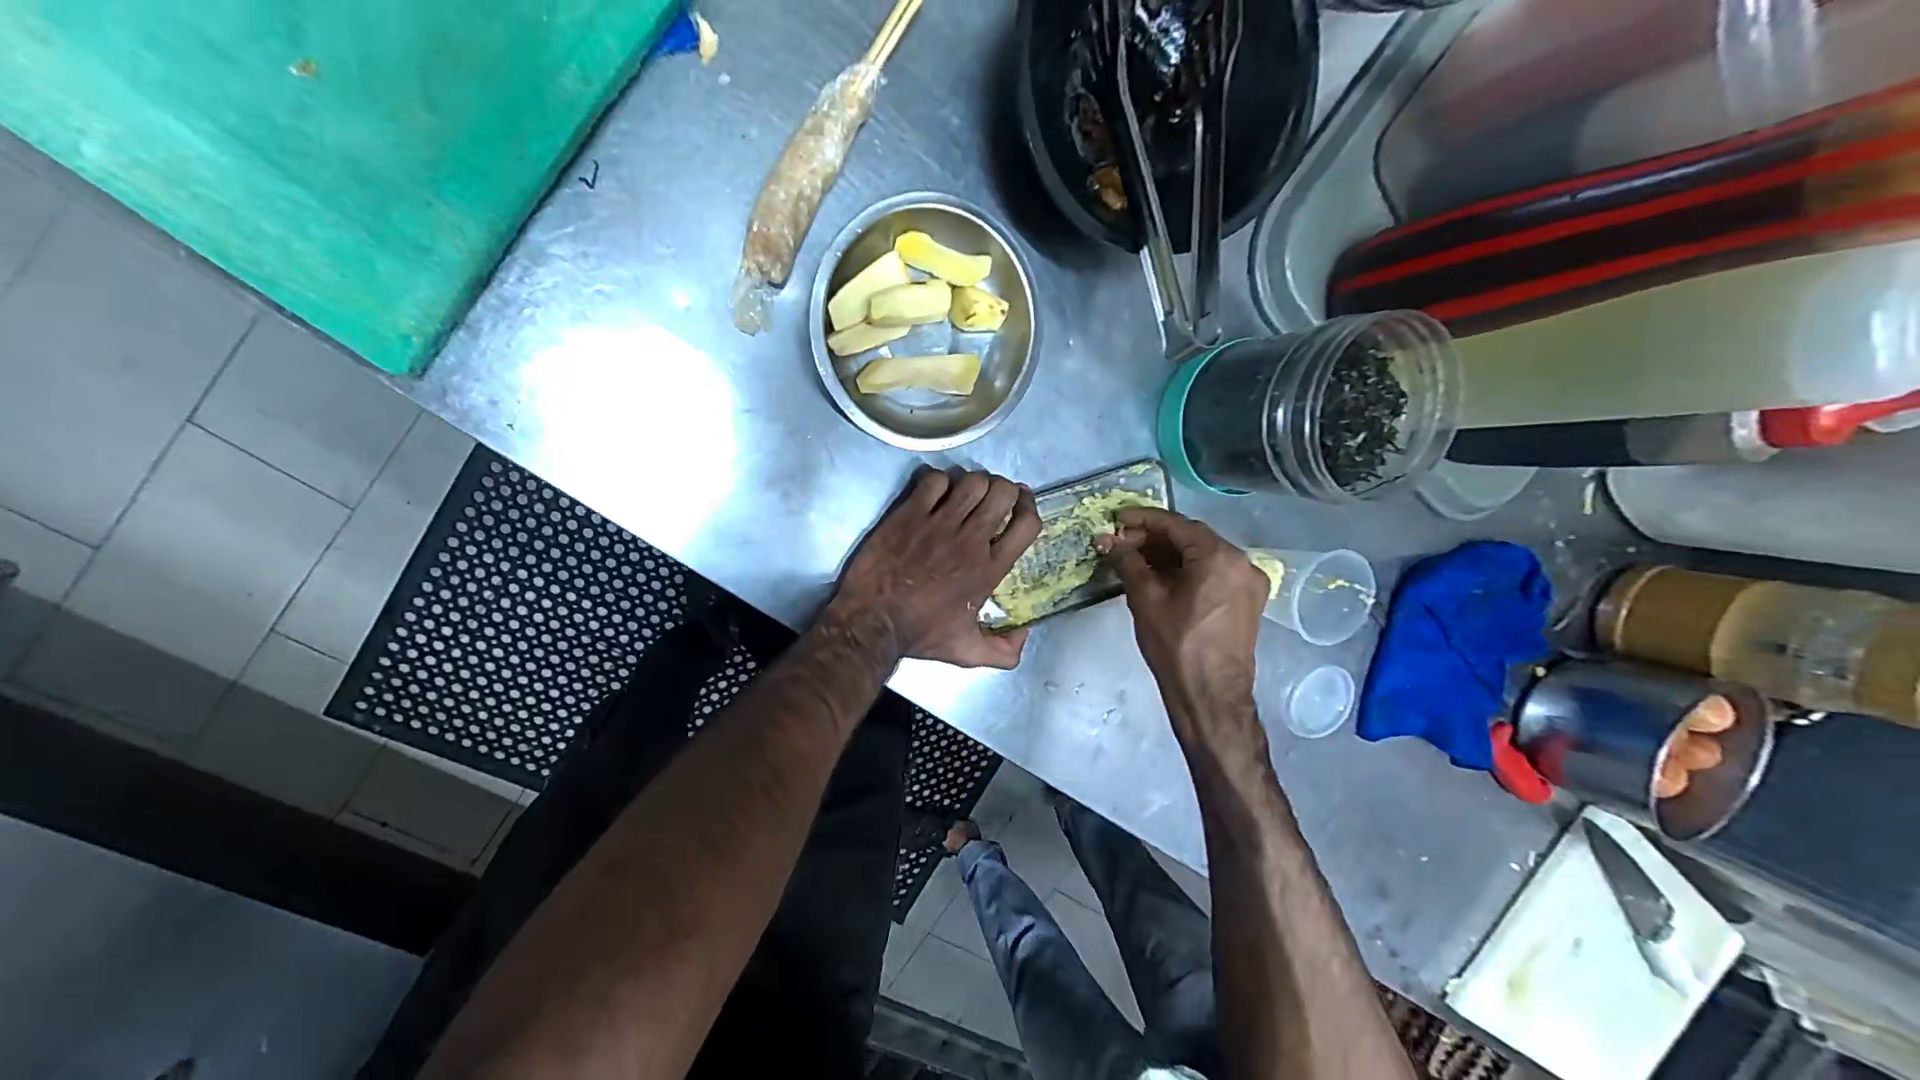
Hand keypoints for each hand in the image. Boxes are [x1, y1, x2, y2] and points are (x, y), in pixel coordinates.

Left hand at [829, 469, 1042, 669]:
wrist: (872, 621)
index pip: (1026, 524)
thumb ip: (1004, 650)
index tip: (1020, 505)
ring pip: (971, 481)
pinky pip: (934, 480)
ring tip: (964, 493)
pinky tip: (934, 493)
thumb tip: (1024, 635)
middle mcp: (970, 540)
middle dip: (1003, 488)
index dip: (1028, 507)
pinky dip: (939, 481)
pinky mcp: (909, 513)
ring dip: (973, 482)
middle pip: (1002, 492)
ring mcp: (939, 523)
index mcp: (989, 568)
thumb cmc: (920, 635)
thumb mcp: (967, 652)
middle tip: (991, 496)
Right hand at [1097, 508, 1266, 742]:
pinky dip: (1187, 571)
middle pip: (1192, 538)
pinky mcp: (1246, 602)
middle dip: (1155, 538)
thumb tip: (1107, 541)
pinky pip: (1213, 574)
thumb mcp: (1146, 599)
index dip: (1143, 520)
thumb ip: (1127, 562)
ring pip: (1203, 556)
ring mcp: (1248, 583)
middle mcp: (1242, 562)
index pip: (1176, 524)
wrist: (1210, 696)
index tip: (1116, 519)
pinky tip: (1160, 578)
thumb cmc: (1176, 645)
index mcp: (1220, 556)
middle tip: (1121, 544)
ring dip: (1169, 555)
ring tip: (1135, 561)